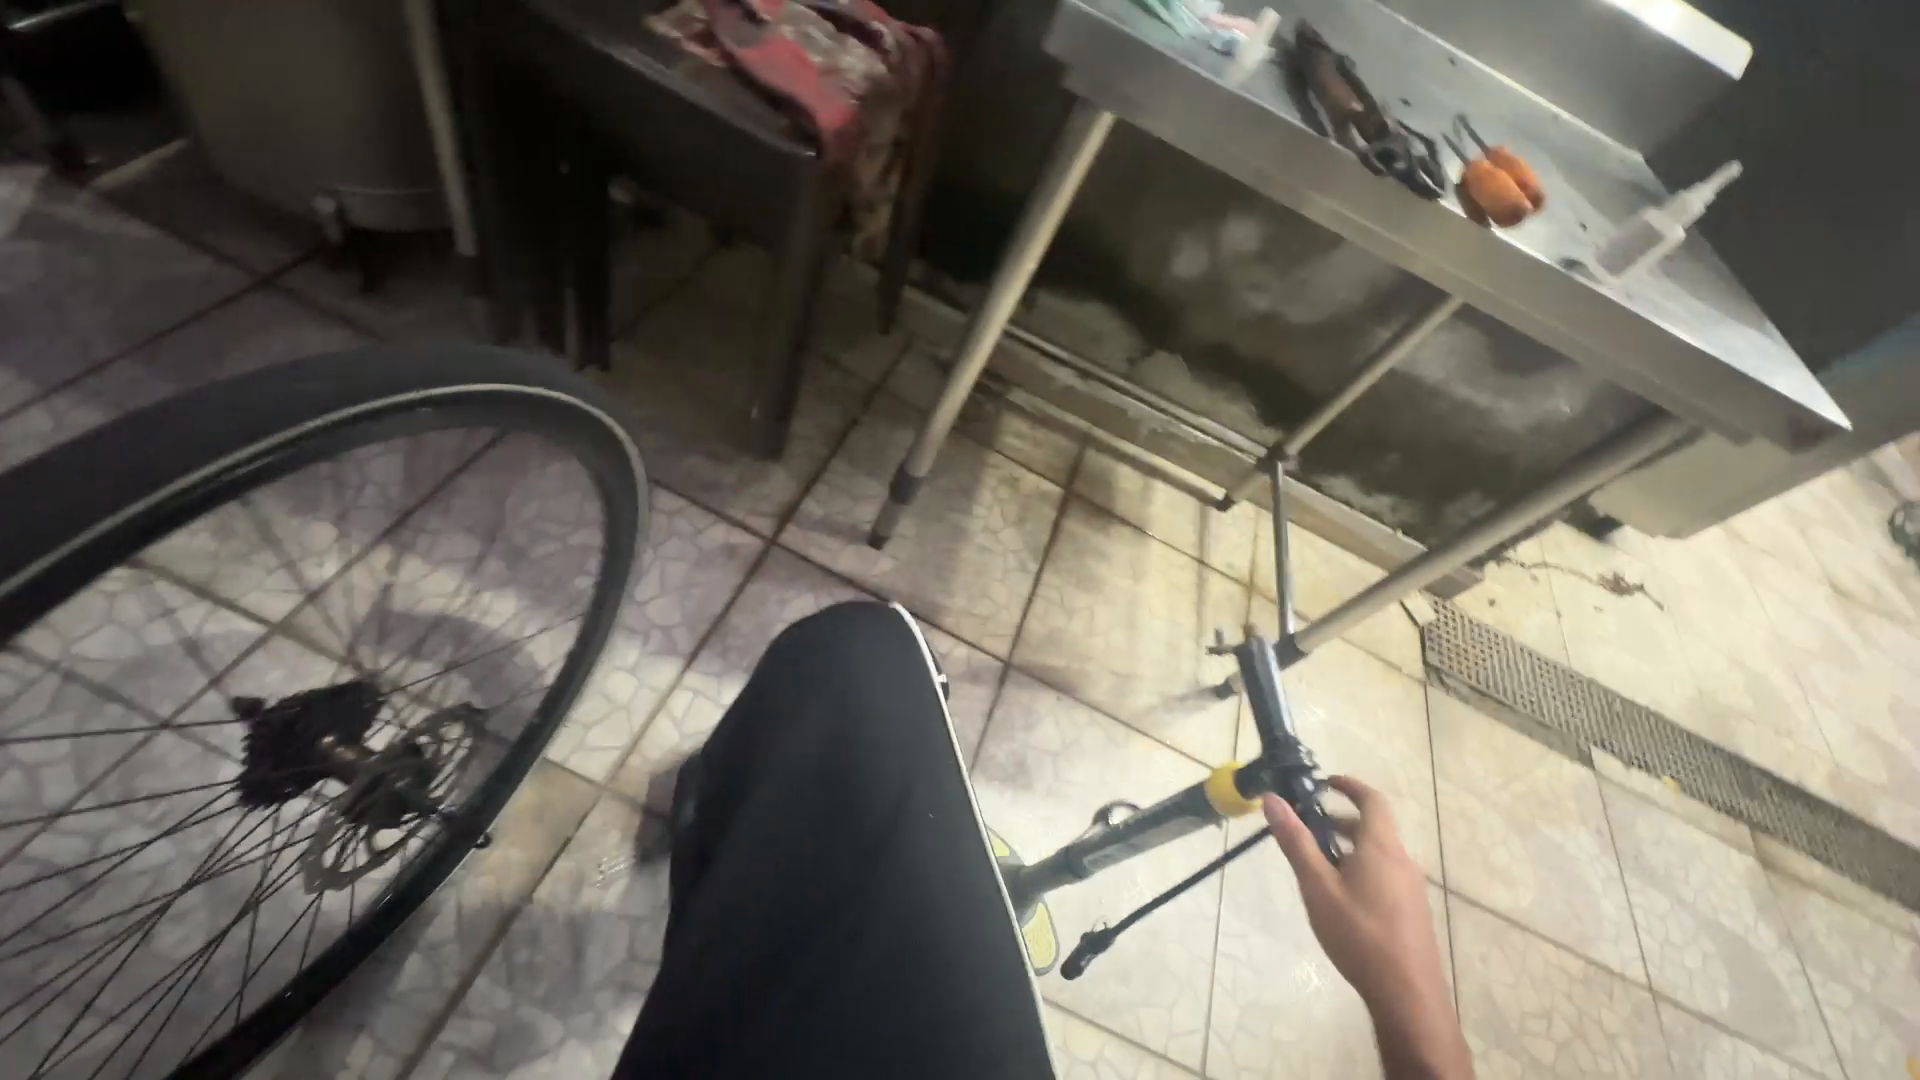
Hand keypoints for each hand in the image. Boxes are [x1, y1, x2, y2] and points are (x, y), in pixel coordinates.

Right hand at [1264, 777, 1472, 1079]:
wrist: (1408, 997)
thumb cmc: (1359, 934)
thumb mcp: (1317, 886)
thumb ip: (1296, 841)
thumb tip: (1273, 799)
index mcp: (1381, 848)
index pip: (1372, 800)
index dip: (1349, 785)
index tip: (1324, 782)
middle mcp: (1402, 861)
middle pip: (1374, 827)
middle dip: (1340, 820)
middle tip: (1308, 827)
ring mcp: (1411, 888)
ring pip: (1379, 852)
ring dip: (1349, 846)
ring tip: (1318, 863)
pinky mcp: (1412, 911)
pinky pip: (1385, 874)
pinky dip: (1361, 867)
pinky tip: (1340, 896)